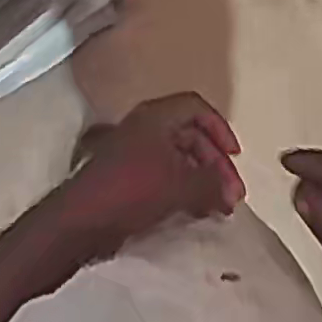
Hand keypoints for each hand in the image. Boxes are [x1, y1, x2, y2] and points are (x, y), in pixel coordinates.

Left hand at [54, 92, 245, 253]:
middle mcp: (146, 126)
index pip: (195, 107)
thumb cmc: (133, 188)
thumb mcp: (180, 184)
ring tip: (220, 207)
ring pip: (180, 155)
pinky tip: (197, 210)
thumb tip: (230, 188)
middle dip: (215, 161)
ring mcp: (136, 149)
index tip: (235, 156)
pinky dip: (185, 187)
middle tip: (233, 194)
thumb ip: (211, 183)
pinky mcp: (130, 174)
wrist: (86, 215)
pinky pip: (166, 173)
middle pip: (190, 133)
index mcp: (156, 116)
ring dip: (202, 178)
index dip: (220, 127)